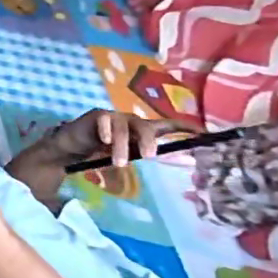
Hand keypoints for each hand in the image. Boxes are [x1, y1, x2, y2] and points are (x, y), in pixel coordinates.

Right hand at [39, 110, 176, 168]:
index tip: (203, 133)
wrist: (73, 146)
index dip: (185, 128)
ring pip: (123, 128)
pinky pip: (105, 120)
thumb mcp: (126, 156)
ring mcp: (114, 116)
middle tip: (149, 156)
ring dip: (121, 146)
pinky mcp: (97, 115)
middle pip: (146, 126)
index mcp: (143, 131)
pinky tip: (103, 141)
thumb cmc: (102, 152)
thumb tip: (175, 162)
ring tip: (118, 163)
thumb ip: (143, 156)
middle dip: (149, 140)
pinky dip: (107, 131)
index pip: (168, 126)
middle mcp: (131, 121)